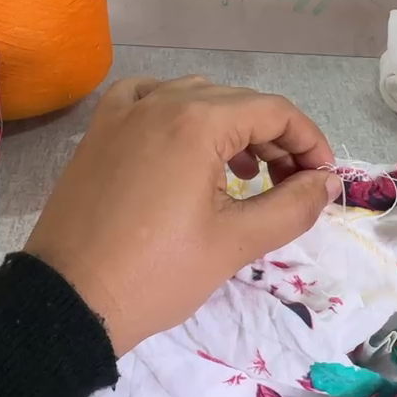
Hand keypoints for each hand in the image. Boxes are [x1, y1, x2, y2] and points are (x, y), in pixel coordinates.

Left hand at [25, 76, 340, 354]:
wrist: (69, 300)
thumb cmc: (157, 273)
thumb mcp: (235, 242)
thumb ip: (292, 206)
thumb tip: (327, 182)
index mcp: (197, 121)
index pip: (273, 111)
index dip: (308, 140)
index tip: (322, 178)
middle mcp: (161, 100)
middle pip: (237, 101)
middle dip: (275, 138)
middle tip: (289, 185)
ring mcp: (124, 110)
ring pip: (194, 96)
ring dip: (230, 125)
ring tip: (244, 172)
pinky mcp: (100, 128)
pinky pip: (147, 97)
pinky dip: (175, 110)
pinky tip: (182, 139)